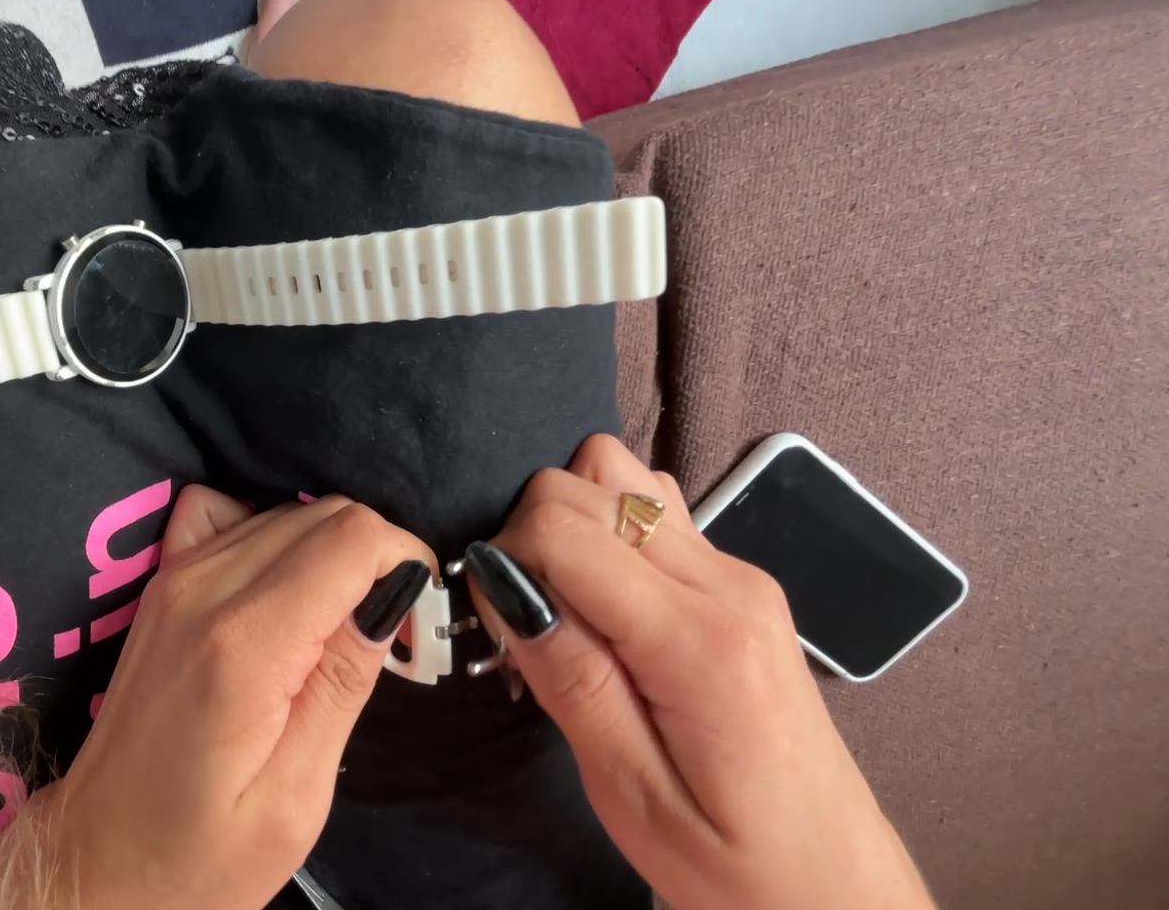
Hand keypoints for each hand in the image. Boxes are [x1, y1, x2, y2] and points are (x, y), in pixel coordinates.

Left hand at [0, 488, 433, 909]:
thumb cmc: (201, 851)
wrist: (100, 853)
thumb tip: (392, 593)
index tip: (417, 614)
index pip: (351, 538)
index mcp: (244, 643)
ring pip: (284, 512)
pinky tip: (279, 582)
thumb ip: (345, 679)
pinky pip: (224, 512)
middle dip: (376, 556)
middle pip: (323, 514)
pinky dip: (268, 529)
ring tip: (340, 619)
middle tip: (388, 626)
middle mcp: (203, 587)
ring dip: (331, 549)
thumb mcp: (296, 794)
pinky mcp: (162, 579)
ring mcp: (175, 574)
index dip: (405, 560)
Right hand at [465, 435, 933, 909]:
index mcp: (699, 640)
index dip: (505, 557)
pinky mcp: (732, 574)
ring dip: (565, 516)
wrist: (842, 890)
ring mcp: (734, 569)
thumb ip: (565, 674)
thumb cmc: (733, 864)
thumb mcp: (629, 791)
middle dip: (526, 533)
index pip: (564, 527)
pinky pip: (643, 500)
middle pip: (582, 482)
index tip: (500, 620)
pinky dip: (599, 520)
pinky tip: (600, 587)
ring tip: (562, 594)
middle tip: (526, 616)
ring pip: (614, 470)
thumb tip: (497, 579)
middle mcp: (724, 580)